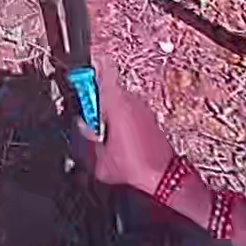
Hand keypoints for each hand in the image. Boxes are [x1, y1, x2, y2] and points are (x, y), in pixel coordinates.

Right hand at [83, 61, 179, 193]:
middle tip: (87, 116)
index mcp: (116, 102)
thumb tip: (82, 125)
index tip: (80, 75)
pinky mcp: (150, 118)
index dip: (90, 65)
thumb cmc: (135, 167)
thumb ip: (86, 135)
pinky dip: (120, 118)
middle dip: (94, 97)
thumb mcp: (99, 156)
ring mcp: (142, 108)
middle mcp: (131, 100)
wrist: (165, 179)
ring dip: (107, 109)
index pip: (104, 67)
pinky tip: (116, 139)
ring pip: (118, 98)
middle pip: (107, 85)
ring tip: (102, 132)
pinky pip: (129, 110)